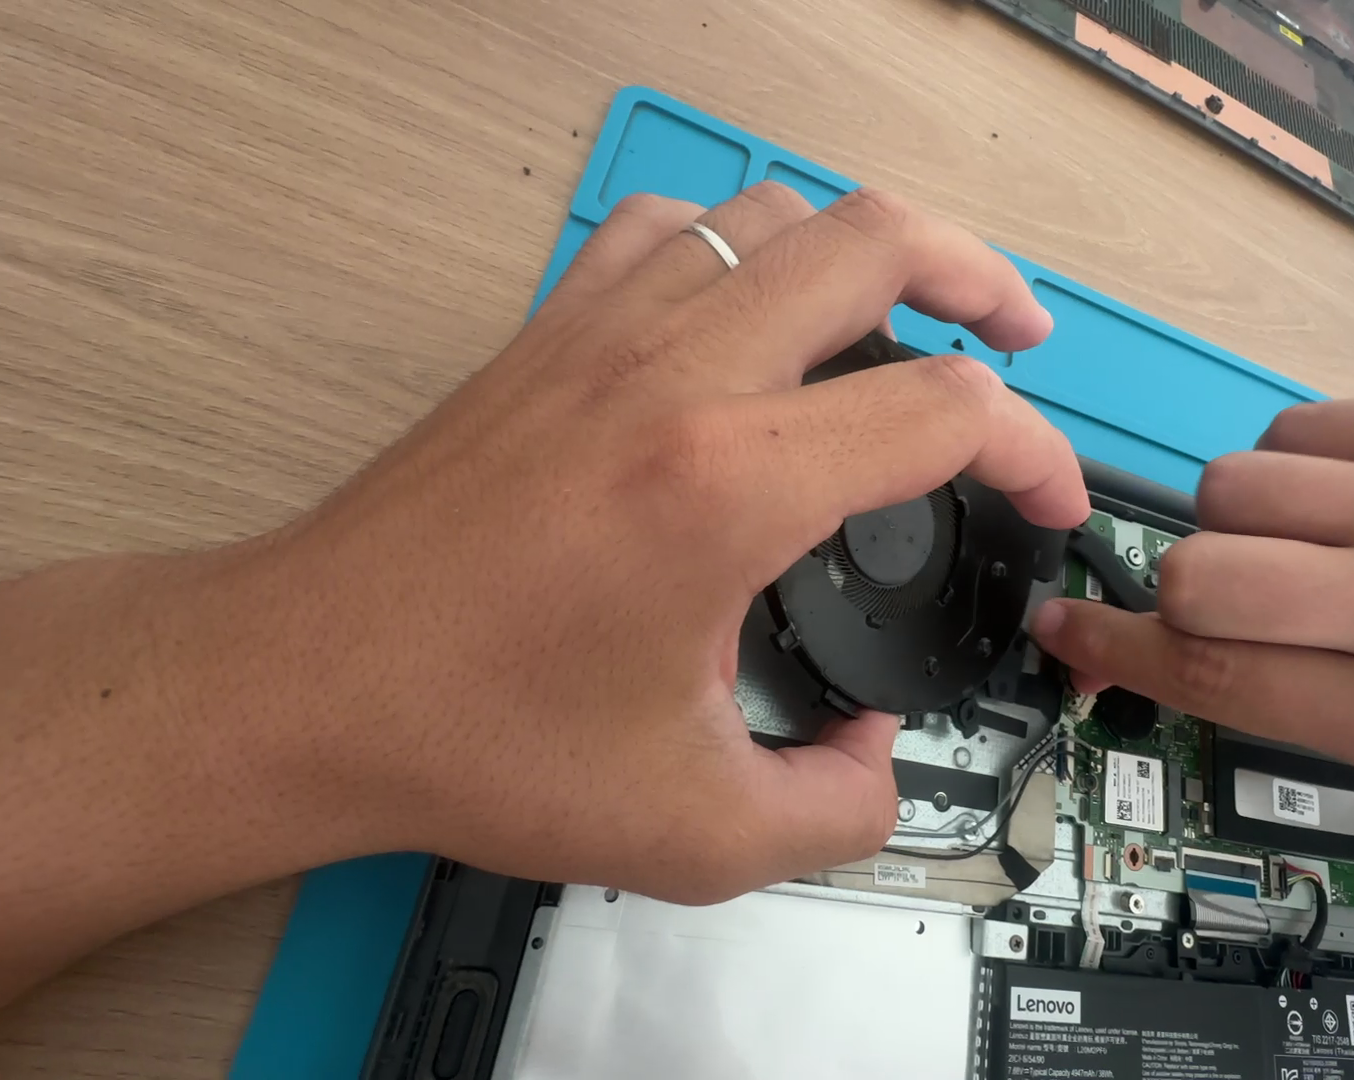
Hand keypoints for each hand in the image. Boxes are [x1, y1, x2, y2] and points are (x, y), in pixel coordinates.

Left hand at [239, 183, 1088, 901]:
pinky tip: (763, 308)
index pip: (945, 413)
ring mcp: (607, 330)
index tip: (1048, 499)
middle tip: (1020, 334)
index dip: (1031, 453)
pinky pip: (676, 231)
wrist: (305, 684)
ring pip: (781, 215)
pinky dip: (750, 248)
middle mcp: (677, 374)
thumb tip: (884, 753)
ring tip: (911, 309)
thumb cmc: (483, 746)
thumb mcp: (697, 832)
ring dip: (871, 249)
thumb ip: (839, 810)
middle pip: (879, 244)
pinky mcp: (553, 330)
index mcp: (729, 486)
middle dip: (981, 278)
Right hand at [1032, 399, 1353, 782]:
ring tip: (1302, 539)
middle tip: (1231, 591)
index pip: (1216, 674)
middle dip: (1185, 583)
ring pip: (1232, 485)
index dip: (1118, 648)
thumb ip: (1241, 685)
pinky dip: (1288, 470)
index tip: (1061, 626)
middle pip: (1206, 574)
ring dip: (1236, 519)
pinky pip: (1290, 430)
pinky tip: (1346, 495)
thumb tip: (1108, 640)